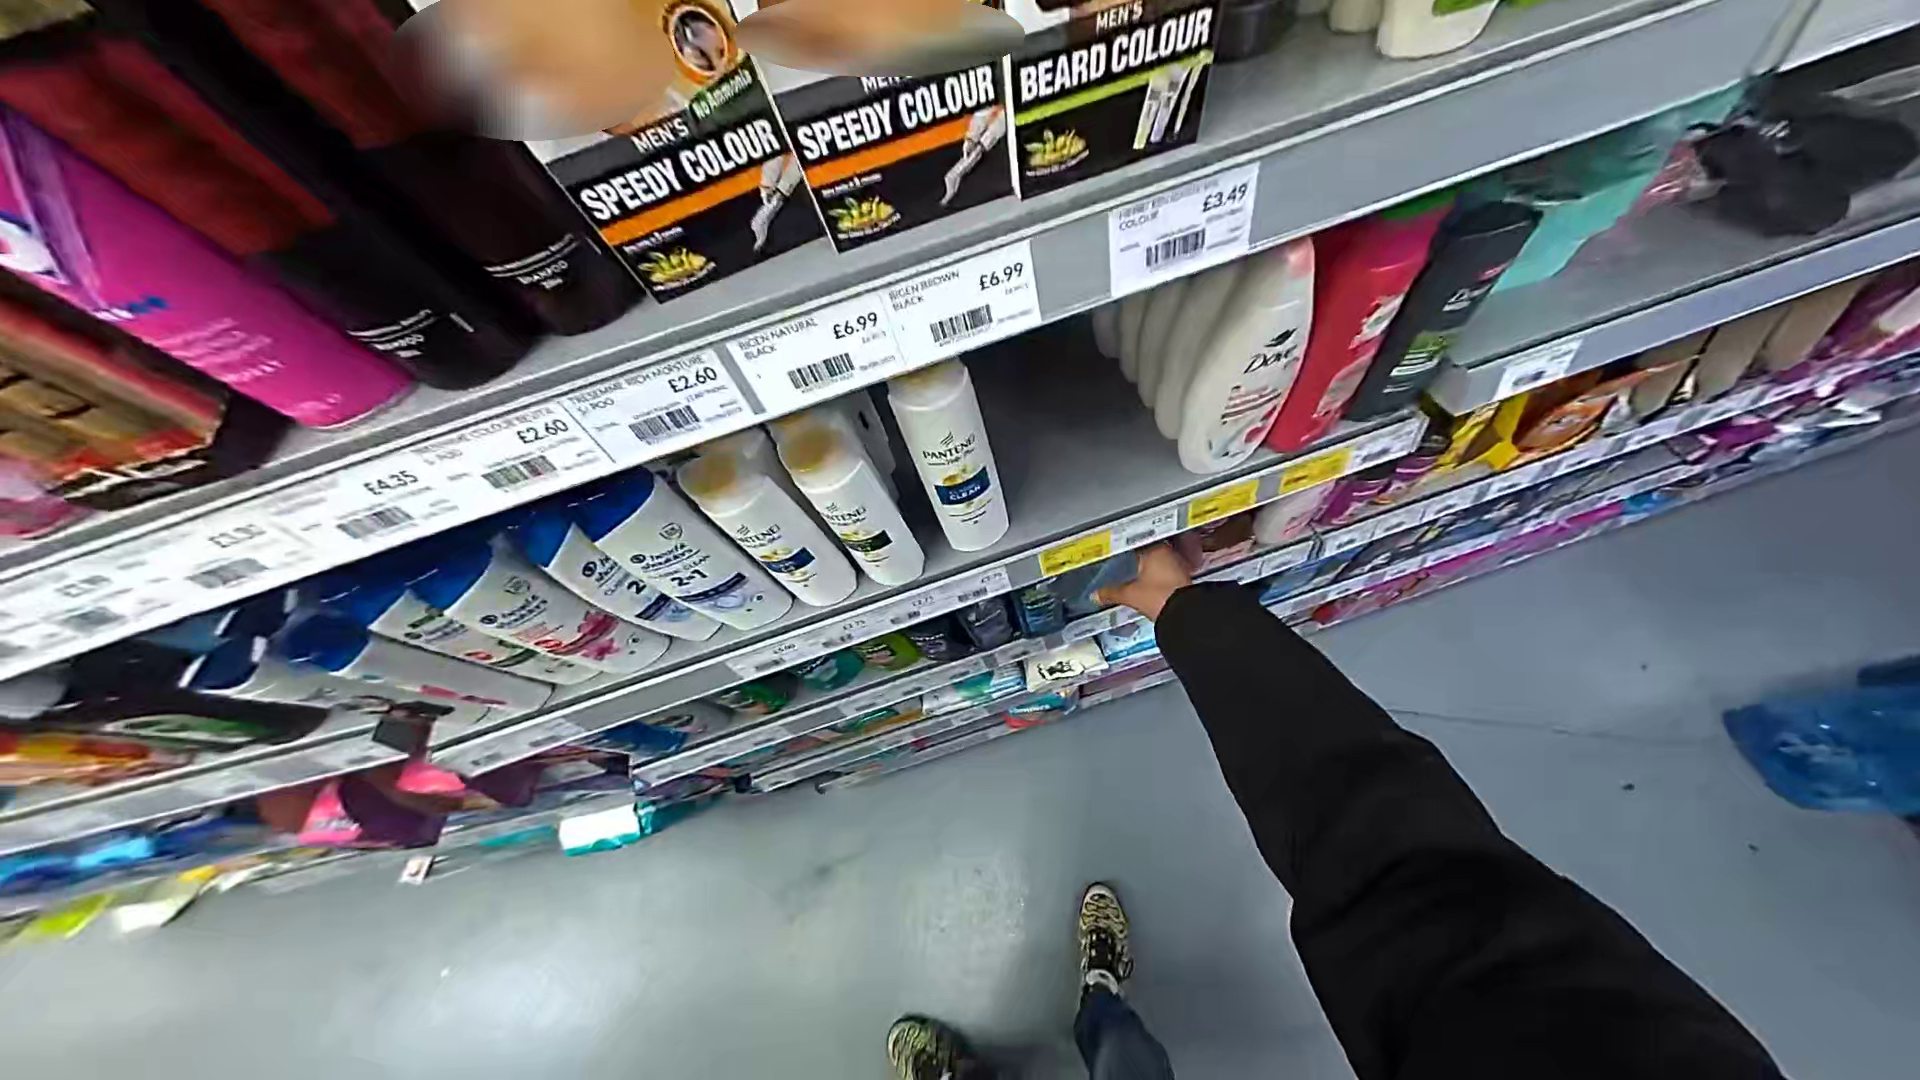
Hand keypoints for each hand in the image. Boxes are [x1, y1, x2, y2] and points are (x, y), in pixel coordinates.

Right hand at [1094, 543, 1191, 622]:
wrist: (1183, 615)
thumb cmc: (1160, 597)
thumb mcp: (1129, 595)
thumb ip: (1111, 592)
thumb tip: (1098, 594)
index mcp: (1155, 550)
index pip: (1137, 543)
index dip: (1126, 548)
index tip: (1120, 551)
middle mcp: (1170, 555)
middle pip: (1151, 552)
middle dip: (1140, 558)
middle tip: (1129, 563)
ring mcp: (1179, 567)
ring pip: (1161, 563)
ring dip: (1152, 568)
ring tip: (1141, 575)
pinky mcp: (1185, 580)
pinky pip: (1169, 574)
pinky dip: (1160, 578)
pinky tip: (1154, 585)